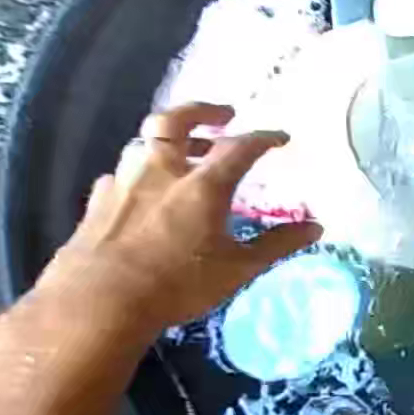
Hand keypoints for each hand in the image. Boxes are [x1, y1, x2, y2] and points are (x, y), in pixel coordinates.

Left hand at [24, 102, 321, 341]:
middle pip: (175, 121)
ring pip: (144, 143)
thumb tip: (316, 228)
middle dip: (202, 111)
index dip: (264, 138)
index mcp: (202, 185)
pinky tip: (147, 191)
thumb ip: (278, 243)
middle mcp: (161, 172)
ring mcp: (124, 183)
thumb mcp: (239, 268)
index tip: (281, 137)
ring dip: (170, 141)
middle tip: (224, 114)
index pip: (240, 148)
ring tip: (187, 153)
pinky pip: (122, 173)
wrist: (97, 303)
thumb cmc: (178, 284)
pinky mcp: (98, 202)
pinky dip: (142, 172)